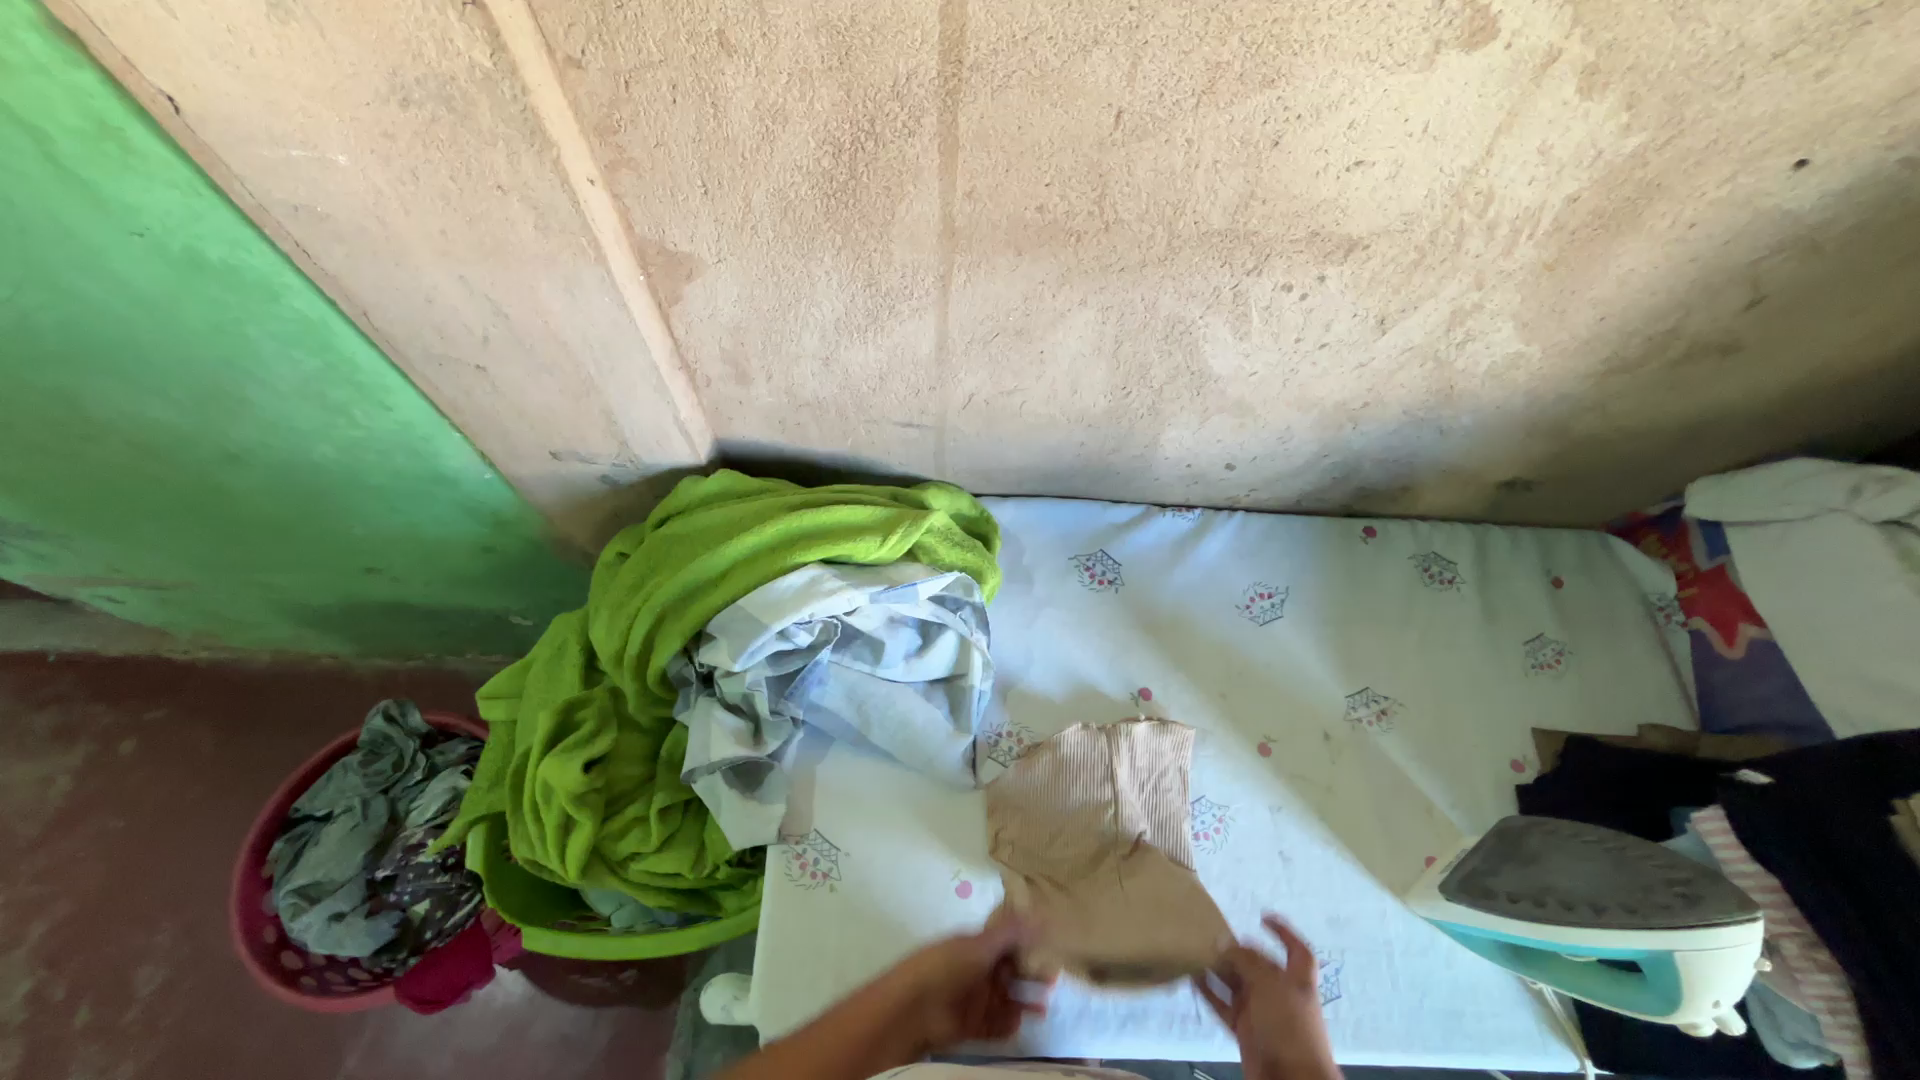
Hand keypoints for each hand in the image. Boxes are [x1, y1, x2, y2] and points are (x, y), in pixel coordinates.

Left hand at [880, 915, 1053, 1054]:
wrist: (913, 1008)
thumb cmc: (947, 967)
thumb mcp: (980, 944)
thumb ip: (1011, 931)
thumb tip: (1040, 912)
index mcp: (975, 948)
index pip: (1006, 947)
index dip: (1027, 950)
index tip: (1049, 953)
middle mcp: (976, 973)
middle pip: (1009, 976)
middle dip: (1030, 979)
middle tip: (1052, 983)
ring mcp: (973, 1000)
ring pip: (1006, 1002)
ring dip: (1023, 1004)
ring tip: (1042, 1008)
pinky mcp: (970, 1026)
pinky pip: (995, 1026)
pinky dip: (1007, 1025)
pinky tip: (1018, 1023)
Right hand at [1195, 914, 1341, 1079]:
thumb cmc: (1289, 1026)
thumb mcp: (1271, 985)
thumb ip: (1247, 961)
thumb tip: (1226, 942)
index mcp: (1296, 980)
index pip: (1296, 950)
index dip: (1283, 932)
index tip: (1262, 917)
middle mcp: (1279, 993)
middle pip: (1258, 965)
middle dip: (1238, 950)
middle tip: (1212, 934)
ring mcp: (1261, 1013)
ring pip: (1237, 984)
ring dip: (1218, 969)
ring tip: (1197, 951)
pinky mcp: (1244, 1030)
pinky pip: (1223, 1005)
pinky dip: (1209, 991)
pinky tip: (1193, 977)